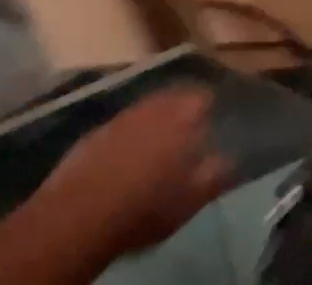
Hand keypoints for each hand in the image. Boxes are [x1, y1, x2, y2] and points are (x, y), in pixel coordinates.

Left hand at [30, 87, 231, 257]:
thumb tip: (232, 156)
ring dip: (152, 123)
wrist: (78, 216)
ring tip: (156, 147)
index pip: (204, 95)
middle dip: (181, 111)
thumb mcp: (194, 197)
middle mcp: (153, 105)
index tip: (212, 123)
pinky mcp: (93, 134)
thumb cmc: (147, 204)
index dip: (210, 108)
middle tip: (186, 134)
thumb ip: (219, 171)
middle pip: (174, 97)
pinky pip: (120, 127)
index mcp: (184, 114)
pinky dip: (127, 137)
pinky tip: (125, 160)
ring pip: (145, 110)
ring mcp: (120, 116)